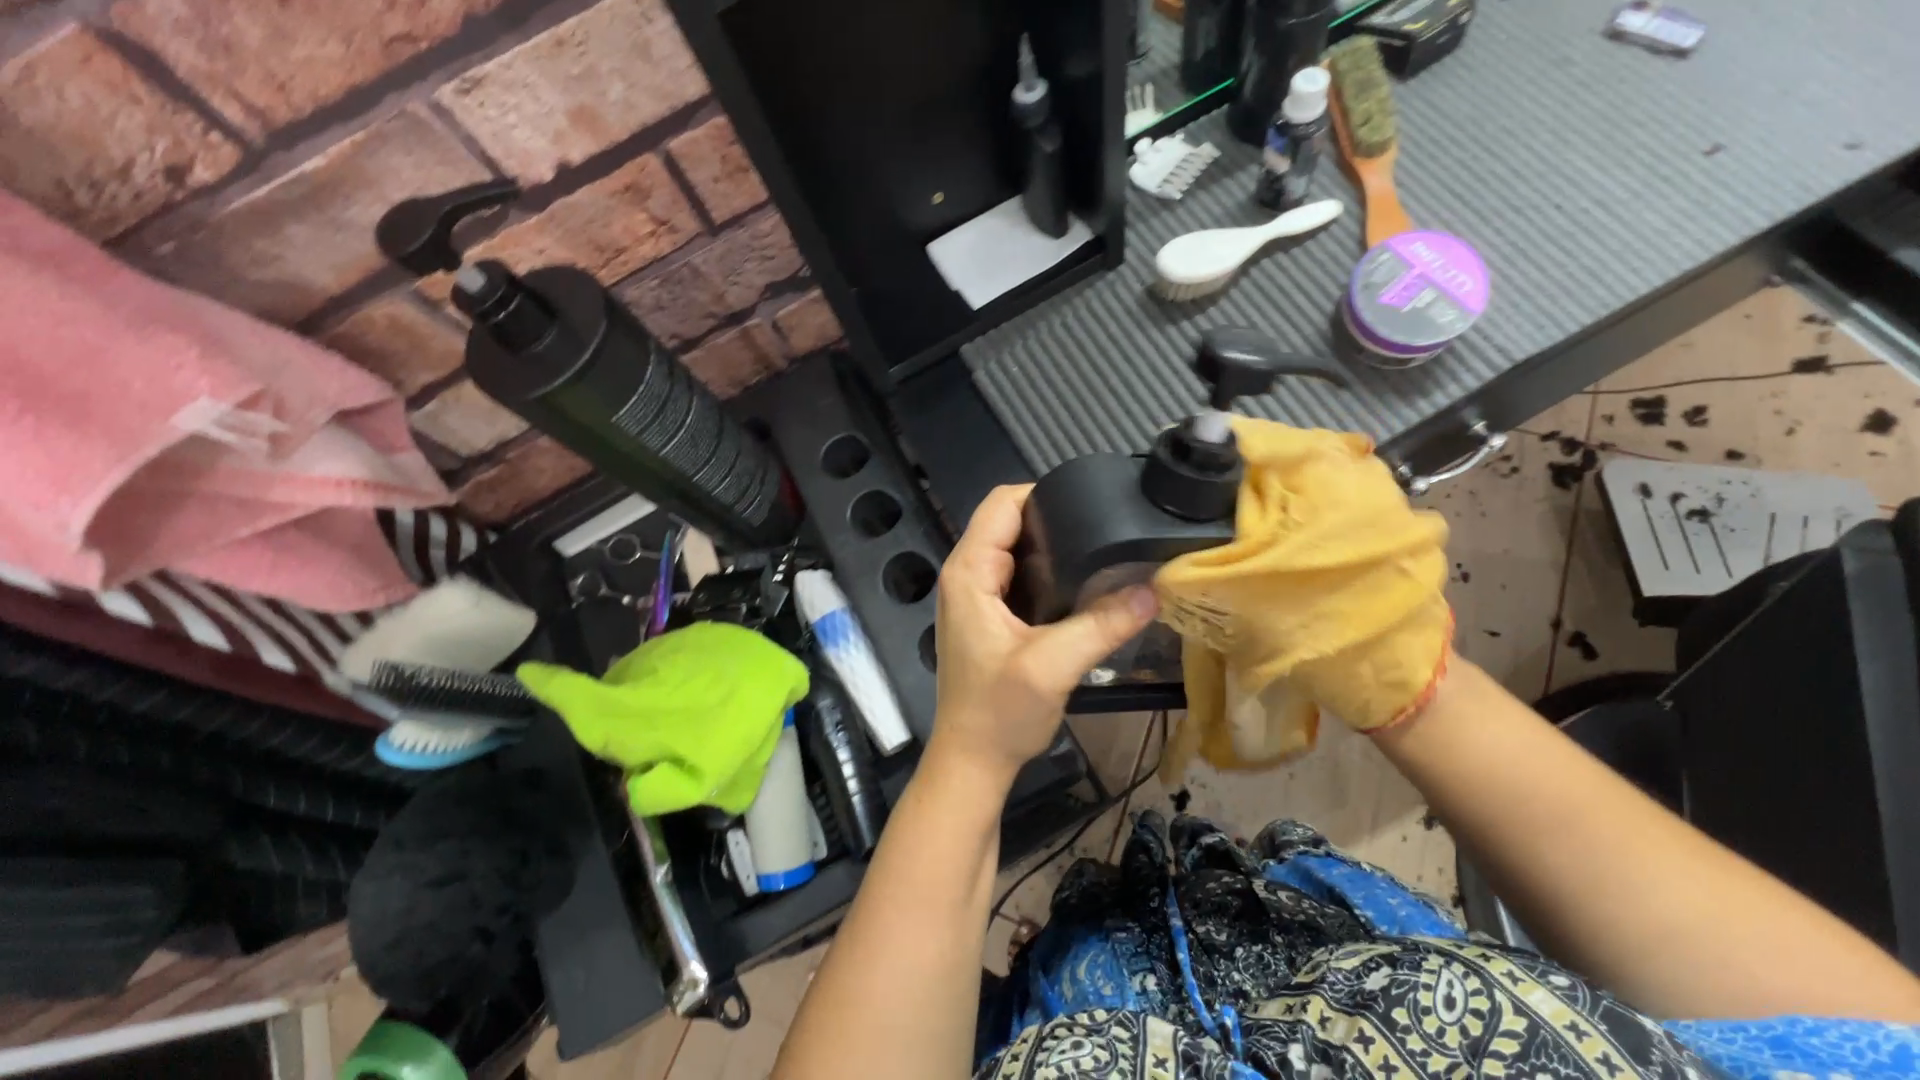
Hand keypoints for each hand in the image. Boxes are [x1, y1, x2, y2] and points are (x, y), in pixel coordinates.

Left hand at [929, 485, 1159, 781]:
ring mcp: (977, 597)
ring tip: (1104, 549)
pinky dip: (1051, 574)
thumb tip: (1154, 590)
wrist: (973, 761)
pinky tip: (1086, 585)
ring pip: (1019, 550)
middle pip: (1010, 522)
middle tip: (1108, 527)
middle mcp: (967, 576)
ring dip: (1056, 548)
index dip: (1044, 492)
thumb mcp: (1053, 666)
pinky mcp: (991, 618)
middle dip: (1057, 519)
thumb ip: (1102, 624)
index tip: (1093, 501)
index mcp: (969, 572)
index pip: (1002, 504)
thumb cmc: (1000, 713)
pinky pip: (1021, 577)